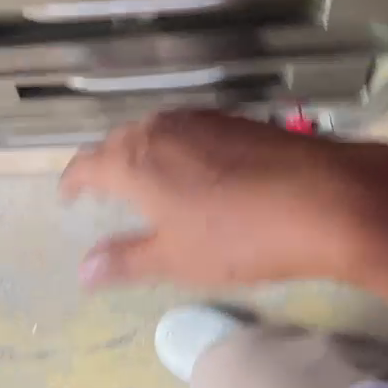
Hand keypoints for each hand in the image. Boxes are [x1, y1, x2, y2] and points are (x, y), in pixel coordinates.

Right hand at [59, 109, 387, 289]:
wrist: (321, 197)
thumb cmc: (239, 236)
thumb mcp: (177, 259)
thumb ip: (126, 260)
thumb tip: (83, 269)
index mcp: (134, 160)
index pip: (87, 163)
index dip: (72, 180)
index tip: (66, 195)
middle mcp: (158, 128)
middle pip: (117, 141)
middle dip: (104, 164)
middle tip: (101, 190)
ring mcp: (196, 118)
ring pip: (152, 130)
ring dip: (139, 151)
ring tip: (144, 179)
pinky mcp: (230, 118)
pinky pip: (183, 128)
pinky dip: (172, 146)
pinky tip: (194, 168)